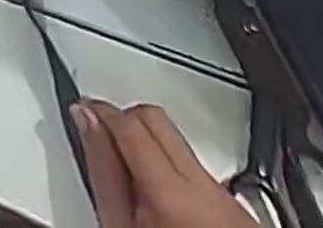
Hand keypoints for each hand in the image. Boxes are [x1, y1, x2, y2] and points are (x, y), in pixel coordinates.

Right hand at [76, 100, 257, 227]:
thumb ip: (103, 170)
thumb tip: (87, 121)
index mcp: (173, 196)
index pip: (129, 124)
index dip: (100, 111)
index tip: (83, 111)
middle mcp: (207, 191)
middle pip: (155, 120)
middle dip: (124, 120)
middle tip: (102, 135)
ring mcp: (227, 201)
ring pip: (177, 141)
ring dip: (148, 144)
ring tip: (128, 175)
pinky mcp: (239, 211)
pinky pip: (196, 168)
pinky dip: (170, 168)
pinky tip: (157, 196)